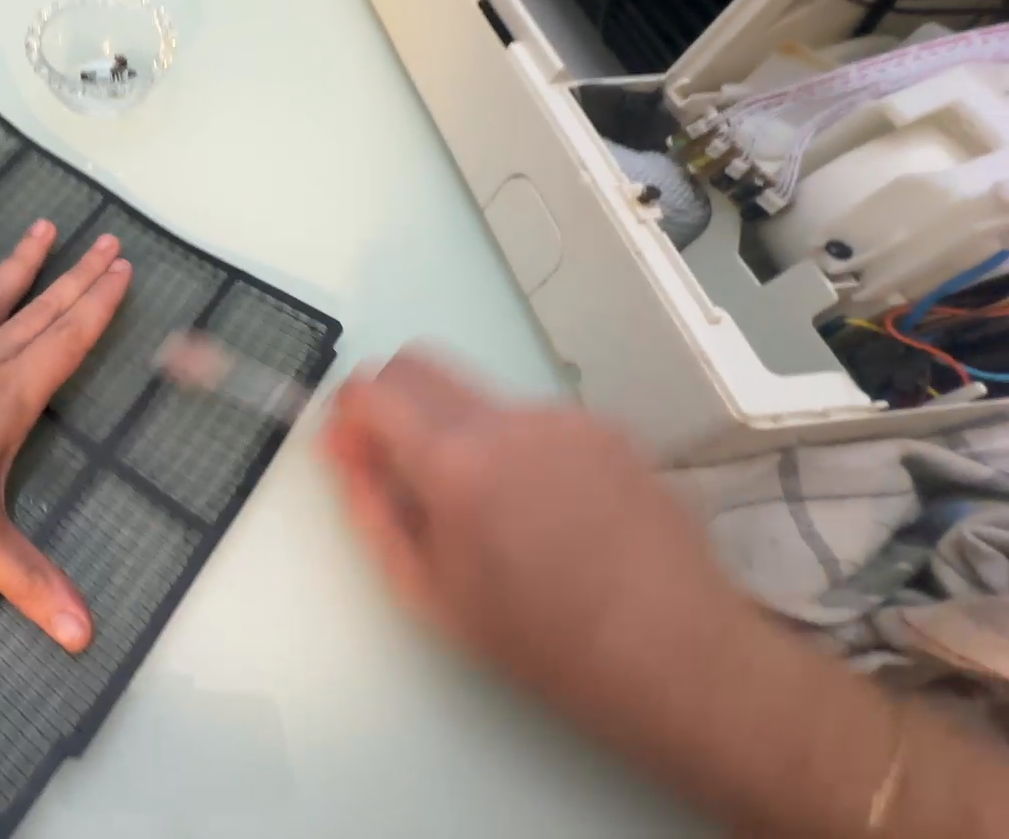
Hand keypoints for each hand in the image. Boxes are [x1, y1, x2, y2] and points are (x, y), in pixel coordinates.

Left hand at [0, 221, 130, 652]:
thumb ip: (30, 582)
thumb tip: (83, 638)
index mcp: (10, 397)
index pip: (68, 342)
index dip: (100, 306)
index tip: (122, 268)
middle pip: (41, 312)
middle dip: (78, 278)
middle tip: (105, 240)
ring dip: (21, 264)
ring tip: (45, 227)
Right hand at [321, 348, 758, 731]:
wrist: (684, 660)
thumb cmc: (537, 638)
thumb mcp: (425, 586)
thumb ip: (367, 503)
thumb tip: (340, 444)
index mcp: (454, 461)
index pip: (370, 388)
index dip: (346, 410)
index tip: (351, 444)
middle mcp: (506, 419)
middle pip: (416, 364)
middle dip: (389, 399)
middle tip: (399, 460)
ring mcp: (563, 417)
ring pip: (472, 393)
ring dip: (452, 427)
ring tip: (486, 500)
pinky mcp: (605, 426)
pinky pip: (527, 415)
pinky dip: (508, 442)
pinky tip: (541, 502)